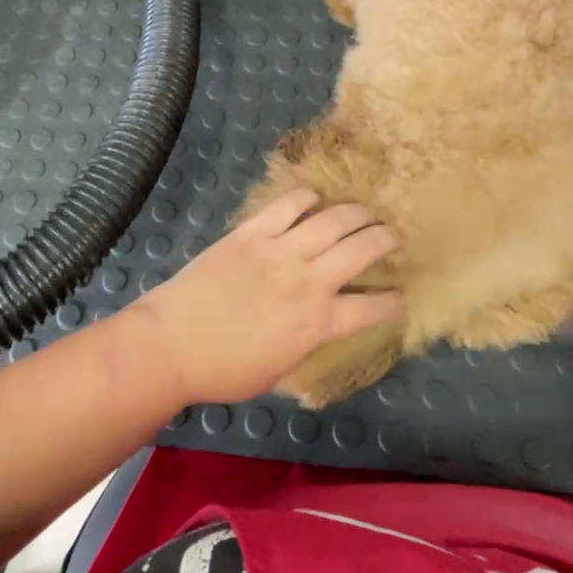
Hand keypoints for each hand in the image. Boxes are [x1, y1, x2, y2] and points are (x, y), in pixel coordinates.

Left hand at [126, 189, 403, 404]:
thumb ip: (304, 346)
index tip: (400, 298)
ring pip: (332, 220)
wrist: (172, 344)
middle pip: (361, 250)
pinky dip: (306, 198)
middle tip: (392, 237)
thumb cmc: (224, 370)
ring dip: (356, 214)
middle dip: (385, 240)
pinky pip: (286, 206)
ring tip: (366, 213)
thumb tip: (315, 331)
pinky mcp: (251, 233)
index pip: (372, 309)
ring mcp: (278, 251)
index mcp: (317, 324)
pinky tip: (314, 199)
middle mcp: (307, 282)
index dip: (393, 303)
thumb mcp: (277, 373)